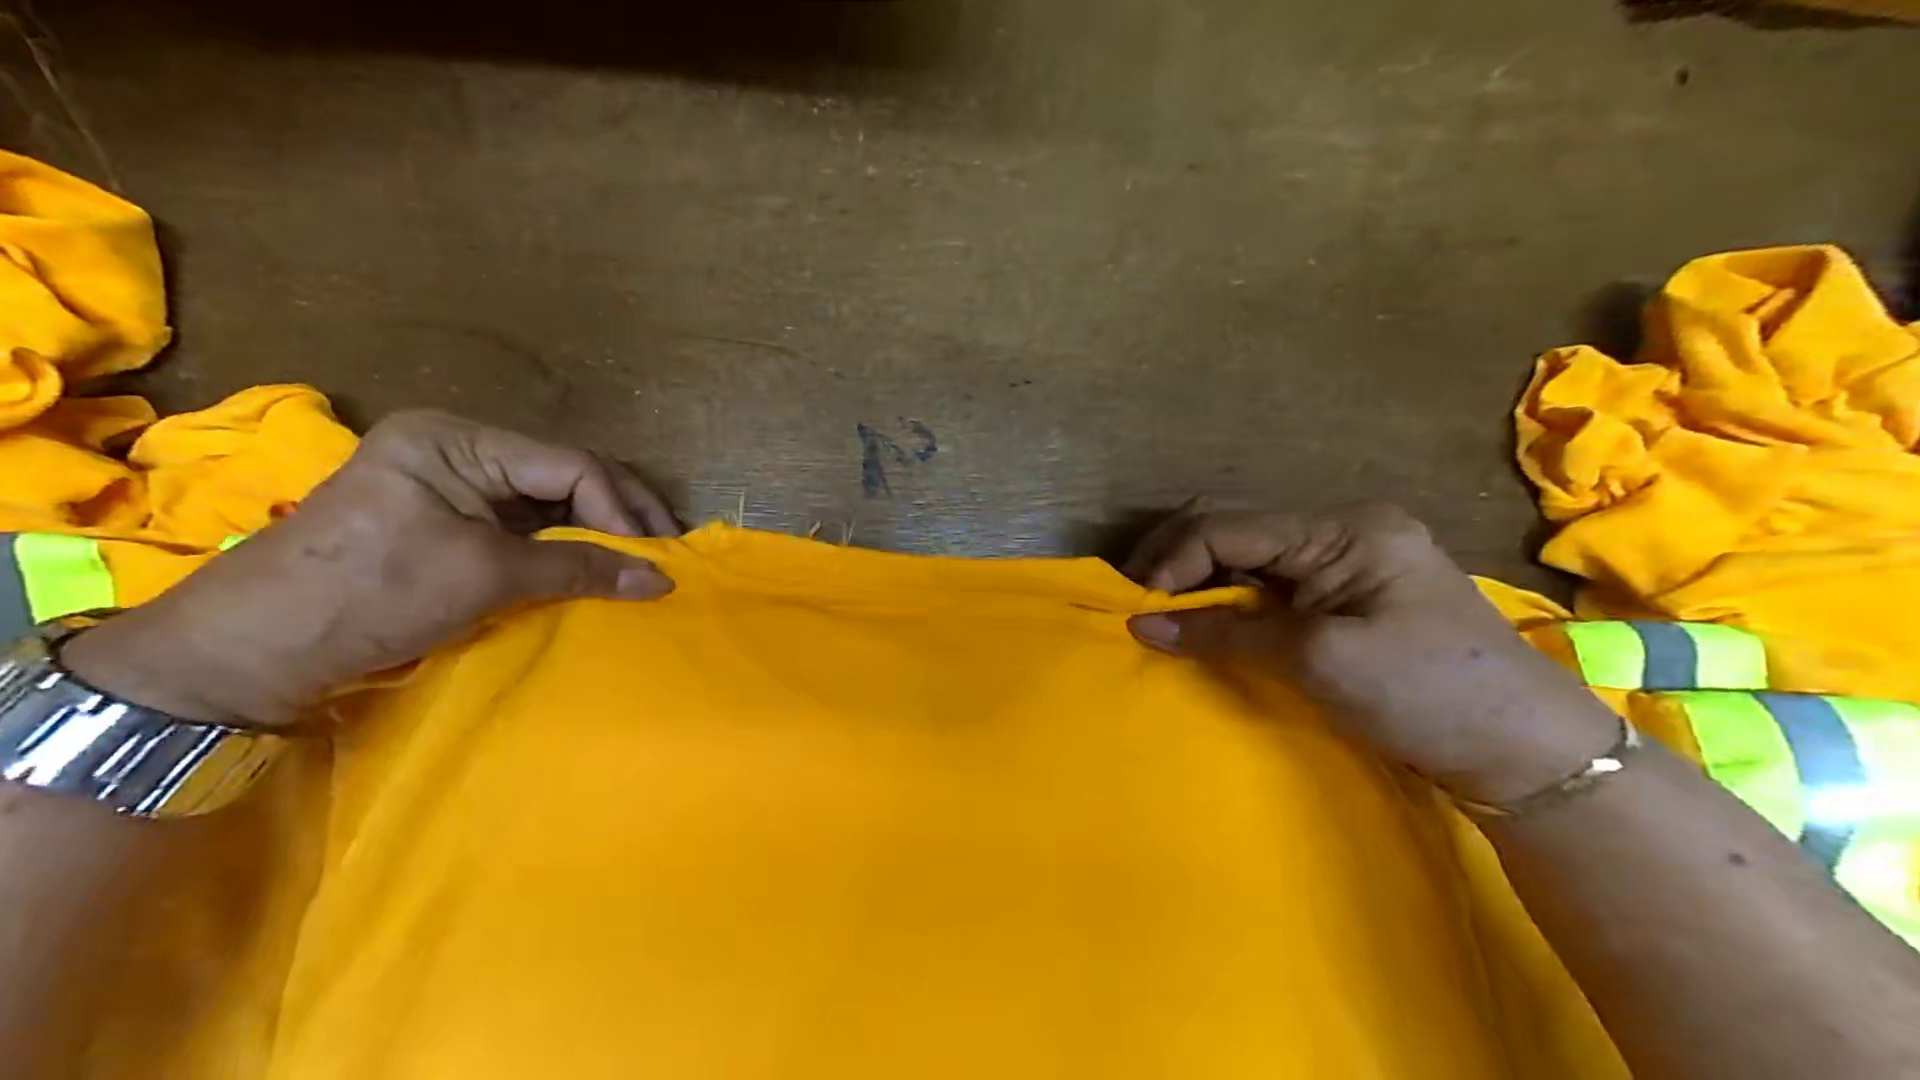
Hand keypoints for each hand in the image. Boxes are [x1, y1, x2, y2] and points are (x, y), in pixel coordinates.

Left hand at [62, 411, 681, 727]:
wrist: (251, 655)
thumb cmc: (369, 595)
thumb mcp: (486, 575)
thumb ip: (581, 567)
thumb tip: (663, 580)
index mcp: (458, 441)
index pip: (569, 466)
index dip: (620, 509)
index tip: (656, 555)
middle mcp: (462, 453)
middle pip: (567, 478)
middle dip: (620, 516)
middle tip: (667, 551)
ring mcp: (457, 489)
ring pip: (553, 504)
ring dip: (600, 534)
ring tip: (643, 562)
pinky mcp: (454, 525)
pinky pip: (530, 529)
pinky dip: (568, 550)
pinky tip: (600, 568)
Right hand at [1125, 503, 1618, 804]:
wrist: (1527, 753)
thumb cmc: (1428, 695)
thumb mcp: (1318, 660)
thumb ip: (1225, 633)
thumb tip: (1141, 624)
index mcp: (1344, 530)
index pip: (1231, 527)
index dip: (1175, 560)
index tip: (1139, 605)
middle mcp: (1340, 530)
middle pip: (1234, 529)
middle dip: (1179, 561)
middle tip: (1138, 601)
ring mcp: (1344, 560)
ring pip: (1246, 555)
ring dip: (1199, 581)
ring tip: (1161, 612)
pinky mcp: (1344, 593)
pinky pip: (1267, 583)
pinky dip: (1228, 600)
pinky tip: (1204, 619)